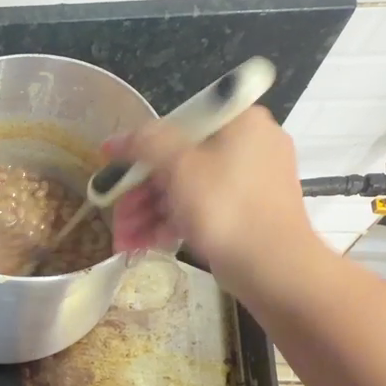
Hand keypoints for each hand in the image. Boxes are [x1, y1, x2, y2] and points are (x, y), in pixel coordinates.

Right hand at [106, 108, 318, 278]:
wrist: (271, 264)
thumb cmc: (225, 208)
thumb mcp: (179, 167)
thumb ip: (145, 144)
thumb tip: (114, 140)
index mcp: (238, 121)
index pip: (177, 126)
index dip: (140, 153)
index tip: (115, 178)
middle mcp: (248, 143)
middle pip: (177, 162)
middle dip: (140, 195)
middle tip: (117, 219)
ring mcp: (248, 179)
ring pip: (186, 189)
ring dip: (149, 214)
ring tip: (125, 242)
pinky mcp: (246, 210)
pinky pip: (201, 208)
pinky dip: (172, 223)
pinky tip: (147, 244)